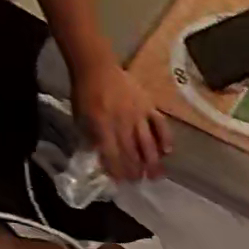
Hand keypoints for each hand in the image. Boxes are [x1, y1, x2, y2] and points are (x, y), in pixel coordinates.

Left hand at [74, 63, 172, 180]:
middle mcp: (122, 123)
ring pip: (148, 143)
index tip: (122, 182)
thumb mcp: (80, 116)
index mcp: (102, 125)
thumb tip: (100, 157)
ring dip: (153, 162)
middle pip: (133, 152)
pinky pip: (161, 125)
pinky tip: (168, 151)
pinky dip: (166, 139)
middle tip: (140, 182)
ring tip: (156, 175)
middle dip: (137, 170)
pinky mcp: (149, 107)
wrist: (96, 66)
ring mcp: (138, 115)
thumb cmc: (86, 93)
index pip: (112, 154)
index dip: (118, 170)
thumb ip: (91, 136)